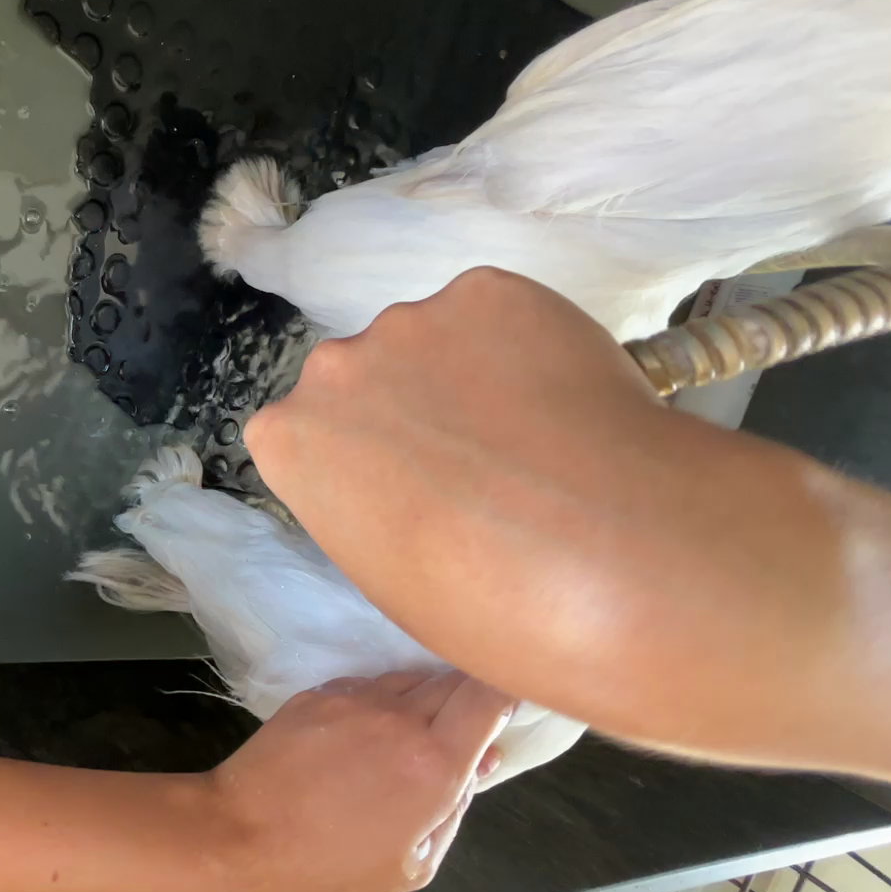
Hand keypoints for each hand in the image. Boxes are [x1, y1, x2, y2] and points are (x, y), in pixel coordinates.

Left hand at [202, 672, 514, 891]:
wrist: (245, 834)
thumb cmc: (334, 865)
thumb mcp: (415, 862)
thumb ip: (456, 805)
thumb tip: (481, 759)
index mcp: (434, 760)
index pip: (488, 695)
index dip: (504, 691)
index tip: (505, 706)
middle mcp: (397, 714)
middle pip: (450, 678)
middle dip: (465, 697)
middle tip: (460, 728)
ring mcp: (352, 696)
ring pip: (406, 677)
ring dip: (421, 697)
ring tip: (407, 736)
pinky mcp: (316, 691)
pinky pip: (365, 684)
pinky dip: (378, 699)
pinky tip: (364, 731)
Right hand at [243, 269, 867, 767]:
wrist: (604, 558)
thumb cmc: (474, 600)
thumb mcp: (378, 567)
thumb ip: (359, 501)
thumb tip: (400, 481)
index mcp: (286, 438)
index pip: (303, 433)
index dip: (356, 459)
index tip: (398, 484)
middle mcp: (329, 368)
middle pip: (359, 379)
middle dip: (399, 406)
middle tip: (467, 455)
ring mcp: (407, 322)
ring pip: (428, 342)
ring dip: (461, 372)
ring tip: (530, 429)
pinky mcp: (487, 291)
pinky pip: (493, 314)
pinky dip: (521, 343)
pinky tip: (561, 395)